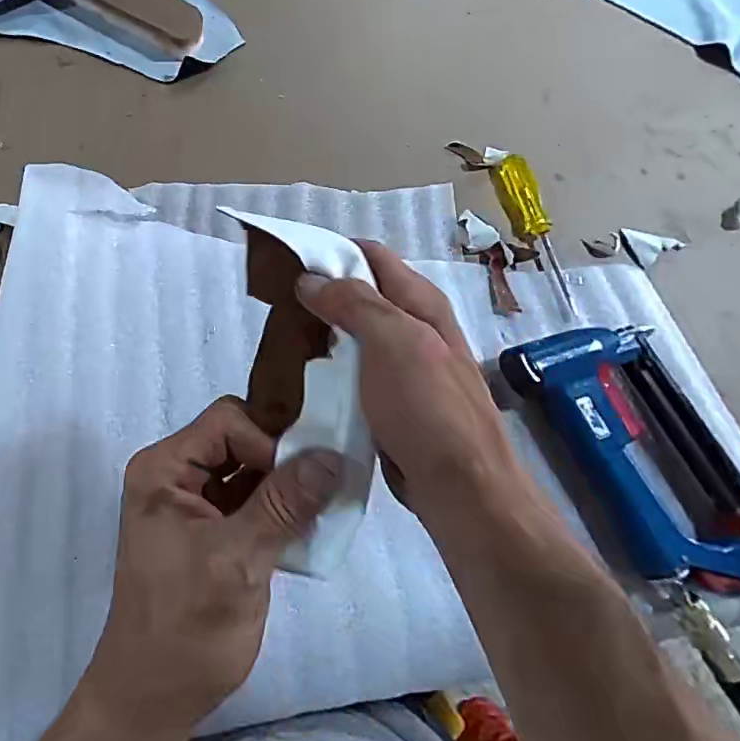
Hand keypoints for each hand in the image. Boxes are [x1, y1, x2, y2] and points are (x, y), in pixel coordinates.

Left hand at [37, 397, 343, 740]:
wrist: (155, 701)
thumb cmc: (183, 630)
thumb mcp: (235, 562)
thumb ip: (283, 505)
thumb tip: (332, 457)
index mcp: (163, 469)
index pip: (228, 421)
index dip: (268, 440)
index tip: (301, 477)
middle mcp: (178, 474)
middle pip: (242, 435)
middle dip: (283, 456)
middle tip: (323, 480)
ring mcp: (197, 500)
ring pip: (254, 464)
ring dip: (289, 480)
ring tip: (323, 500)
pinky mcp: (218, 526)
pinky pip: (258, 494)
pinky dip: (285, 503)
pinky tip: (311, 519)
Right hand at [295, 240, 520, 521]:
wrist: (461, 487)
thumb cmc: (428, 407)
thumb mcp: (393, 341)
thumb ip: (354, 303)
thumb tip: (311, 279)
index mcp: (420, 301)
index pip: (372, 256)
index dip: (332, 253)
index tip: (289, 264)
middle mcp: (415, 326)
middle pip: (362, 295)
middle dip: (321, 295)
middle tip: (278, 308)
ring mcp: (405, 365)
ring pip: (356, 336)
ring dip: (324, 334)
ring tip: (284, 341)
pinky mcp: (393, 400)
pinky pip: (356, 373)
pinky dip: (333, 370)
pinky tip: (308, 379)